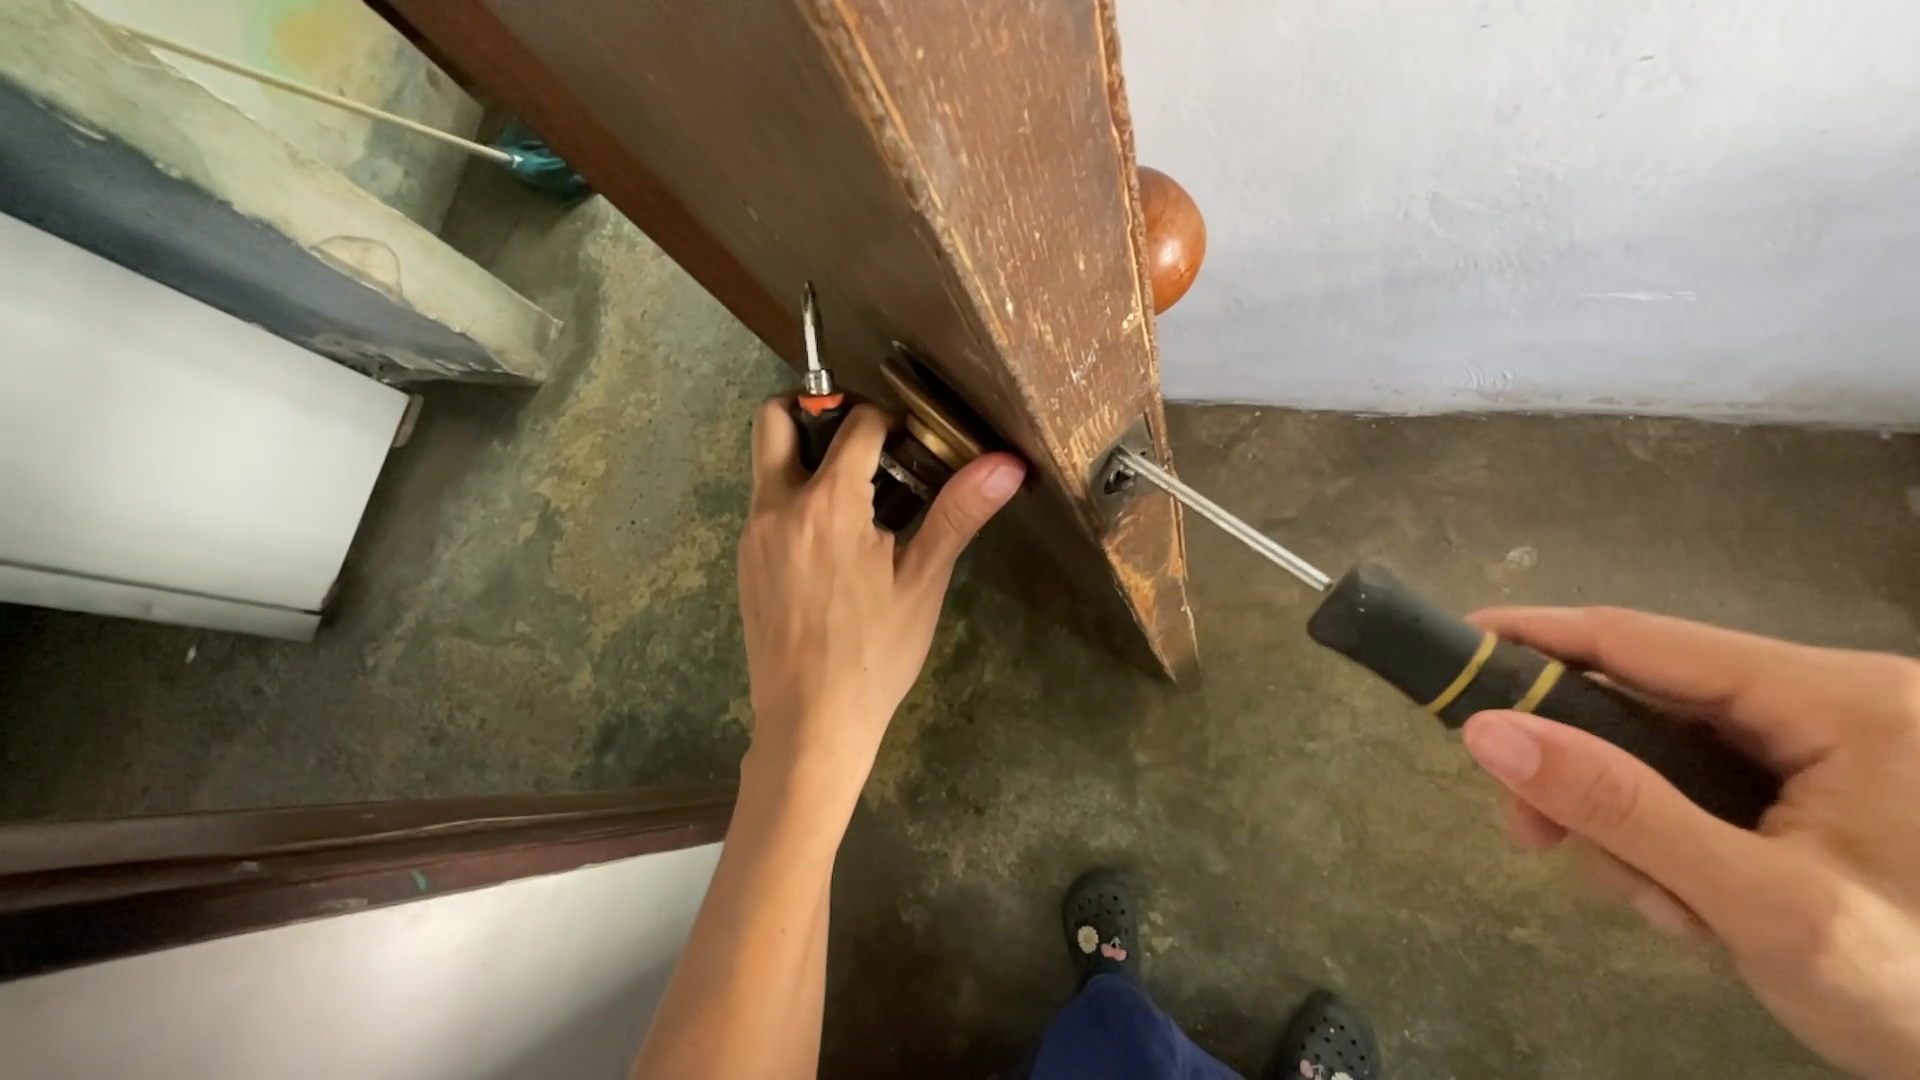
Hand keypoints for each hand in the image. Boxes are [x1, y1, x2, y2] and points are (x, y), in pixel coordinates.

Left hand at [737, 398, 1024, 788]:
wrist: (810, 723)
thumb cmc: (874, 654)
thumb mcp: (923, 582)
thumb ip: (958, 513)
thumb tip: (1007, 463)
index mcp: (827, 502)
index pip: (856, 423)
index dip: (889, 420)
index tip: (912, 442)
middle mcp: (777, 505)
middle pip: (775, 418)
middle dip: (814, 408)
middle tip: (860, 438)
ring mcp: (752, 534)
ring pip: (766, 463)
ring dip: (805, 456)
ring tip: (857, 494)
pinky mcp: (744, 561)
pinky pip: (764, 505)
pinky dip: (795, 498)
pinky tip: (832, 544)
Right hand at [1460, 607, 1919, 1079]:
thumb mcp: (1763, 905)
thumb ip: (1622, 812)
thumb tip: (1483, 731)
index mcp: (1839, 698)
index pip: (1641, 639)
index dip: (1535, 636)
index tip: (1454, 644)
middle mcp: (1832, 701)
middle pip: (1643, 703)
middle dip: (1578, 772)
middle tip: (1527, 831)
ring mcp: (1829, 745)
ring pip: (1660, 751)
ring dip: (1623, 821)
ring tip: (1654, 902)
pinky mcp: (1820, 786)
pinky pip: (1694, 783)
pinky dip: (1663, 835)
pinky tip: (1686, 899)